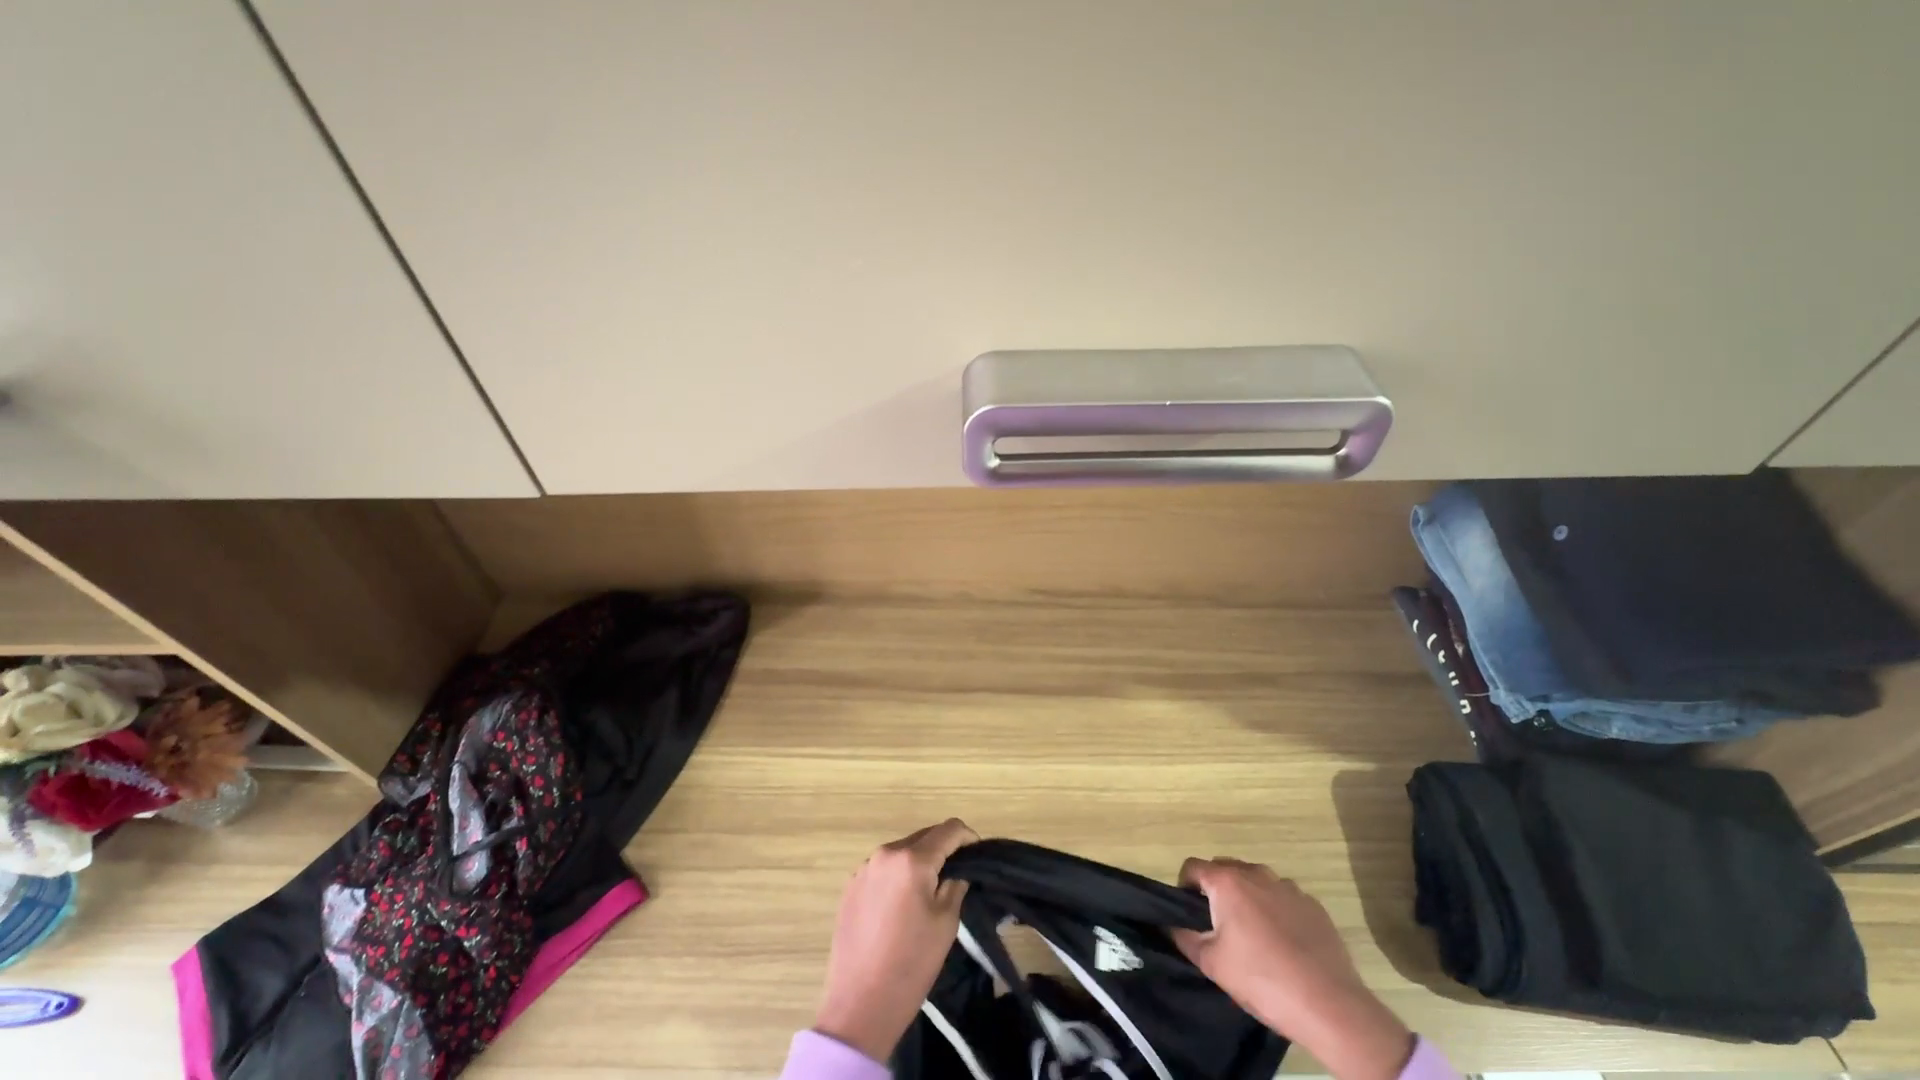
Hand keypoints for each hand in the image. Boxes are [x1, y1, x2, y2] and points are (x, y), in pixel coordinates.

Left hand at [813, 818, 979, 1062]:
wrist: (861, 1002)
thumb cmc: (912, 962)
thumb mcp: (946, 922)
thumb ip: (955, 884)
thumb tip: (958, 870)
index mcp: (911, 860)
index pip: (949, 830)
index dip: (969, 838)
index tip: (979, 856)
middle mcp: (884, 855)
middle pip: (923, 837)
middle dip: (944, 849)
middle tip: (959, 876)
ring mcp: (863, 869)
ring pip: (901, 852)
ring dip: (919, 862)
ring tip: (930, 892)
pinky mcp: (850, 887)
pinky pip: (883, 869)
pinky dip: (899, 876)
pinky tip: (903, 905)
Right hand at [1171, 858, 1412, 1079]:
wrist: (1327, 1004)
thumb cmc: (1261, 979)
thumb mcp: (1211, 963)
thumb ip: (1184, 937)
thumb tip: (1170, 924)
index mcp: (1229, 883)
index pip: (1193, 866)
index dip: (1183, 886)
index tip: (1187, 913)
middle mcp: (1259, 874)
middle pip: (1226, 869)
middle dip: (1215, 889)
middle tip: (1216, 926)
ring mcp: (1291, 888)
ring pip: (1257, 882)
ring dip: (1247, 898)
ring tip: (1251, 935)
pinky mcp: (1314, 906)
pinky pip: (1283, 898)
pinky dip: (1275, 910)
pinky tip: (1281, 944)